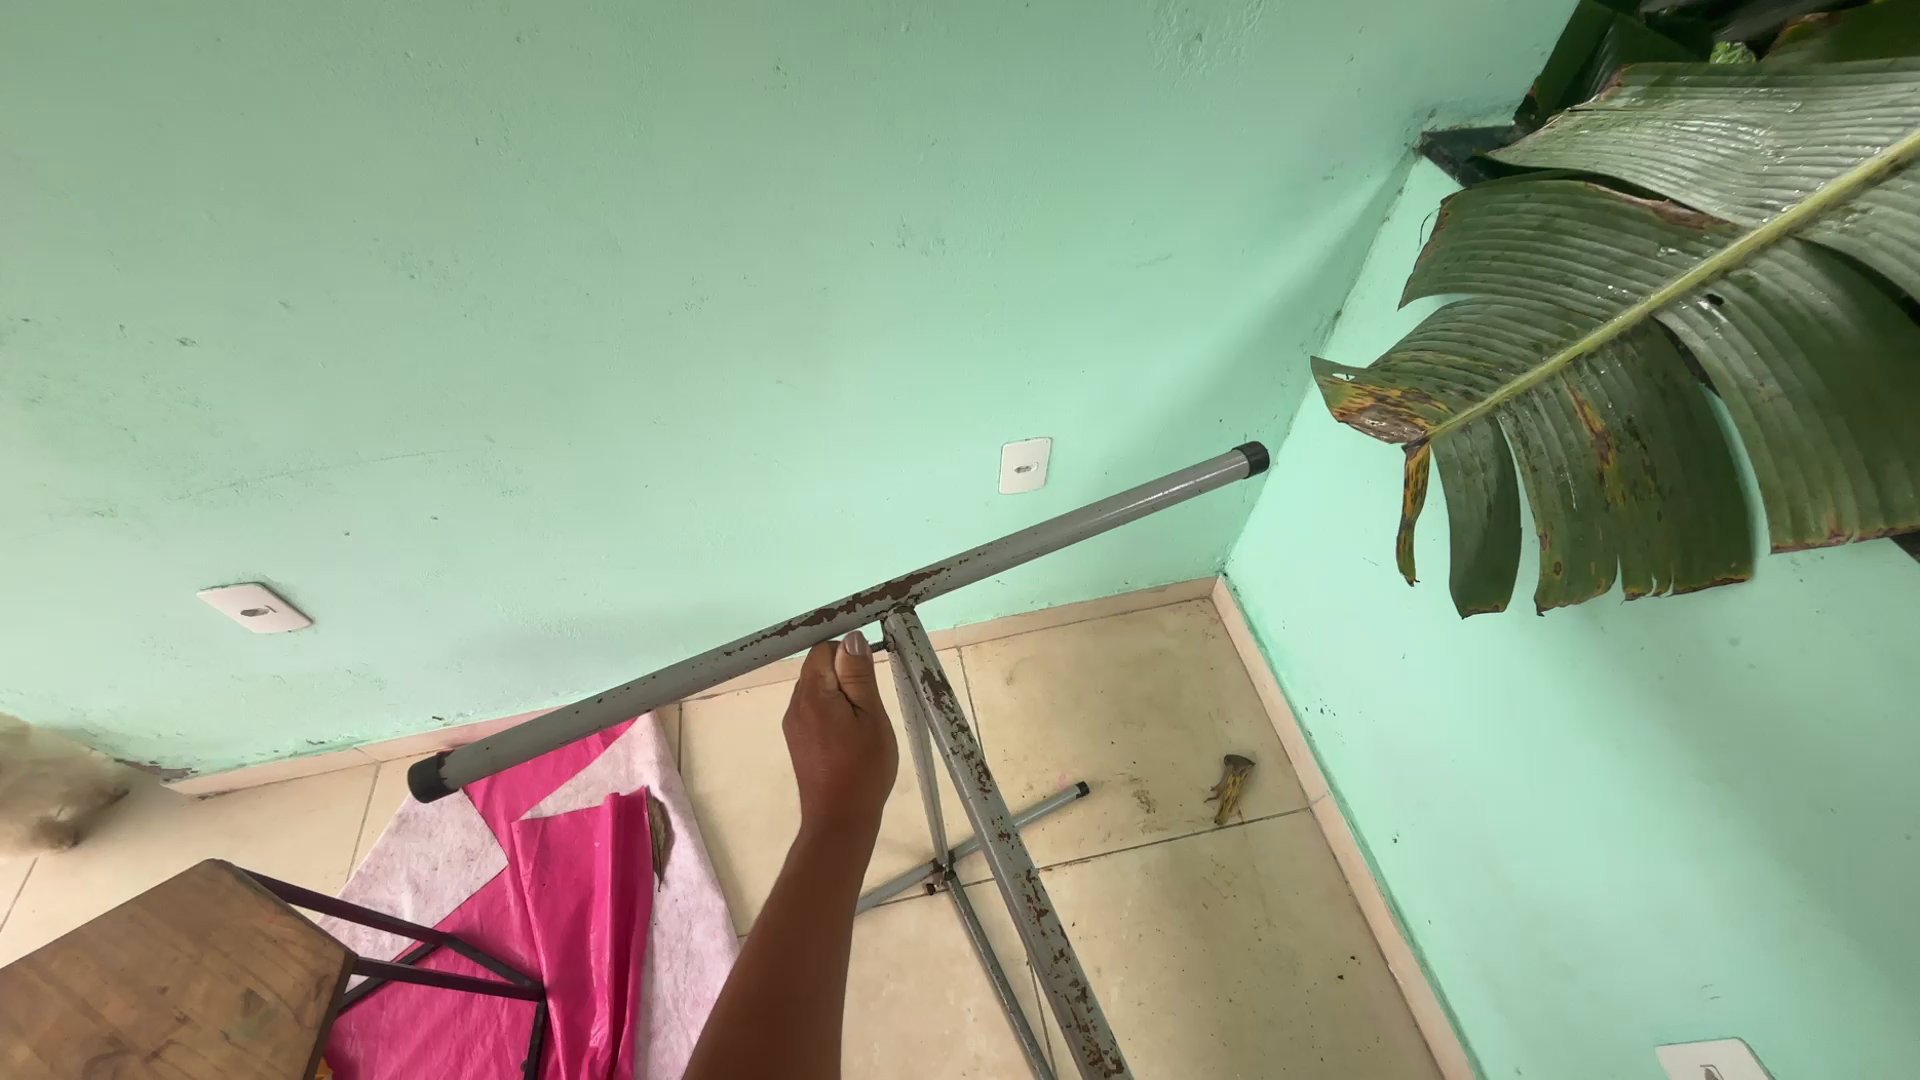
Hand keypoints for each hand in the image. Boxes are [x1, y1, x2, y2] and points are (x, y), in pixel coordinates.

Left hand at [783, 633, 898, 835]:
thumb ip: (859, 675)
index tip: (868, 681)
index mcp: (812, 694)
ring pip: (818, 689)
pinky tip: (849, 736)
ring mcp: (793, 724)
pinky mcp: (797, 740)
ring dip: (840, 695)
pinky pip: (814, 709)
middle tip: (869, 706)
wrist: (840, 820)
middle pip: (818, 669)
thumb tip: (851, 638)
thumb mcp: (871, 716)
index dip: (848, 656)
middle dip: (845, 676)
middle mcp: (795, 705)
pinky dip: (833, 711)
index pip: (823, 650)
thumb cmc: (864, 768)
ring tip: (862, 724)